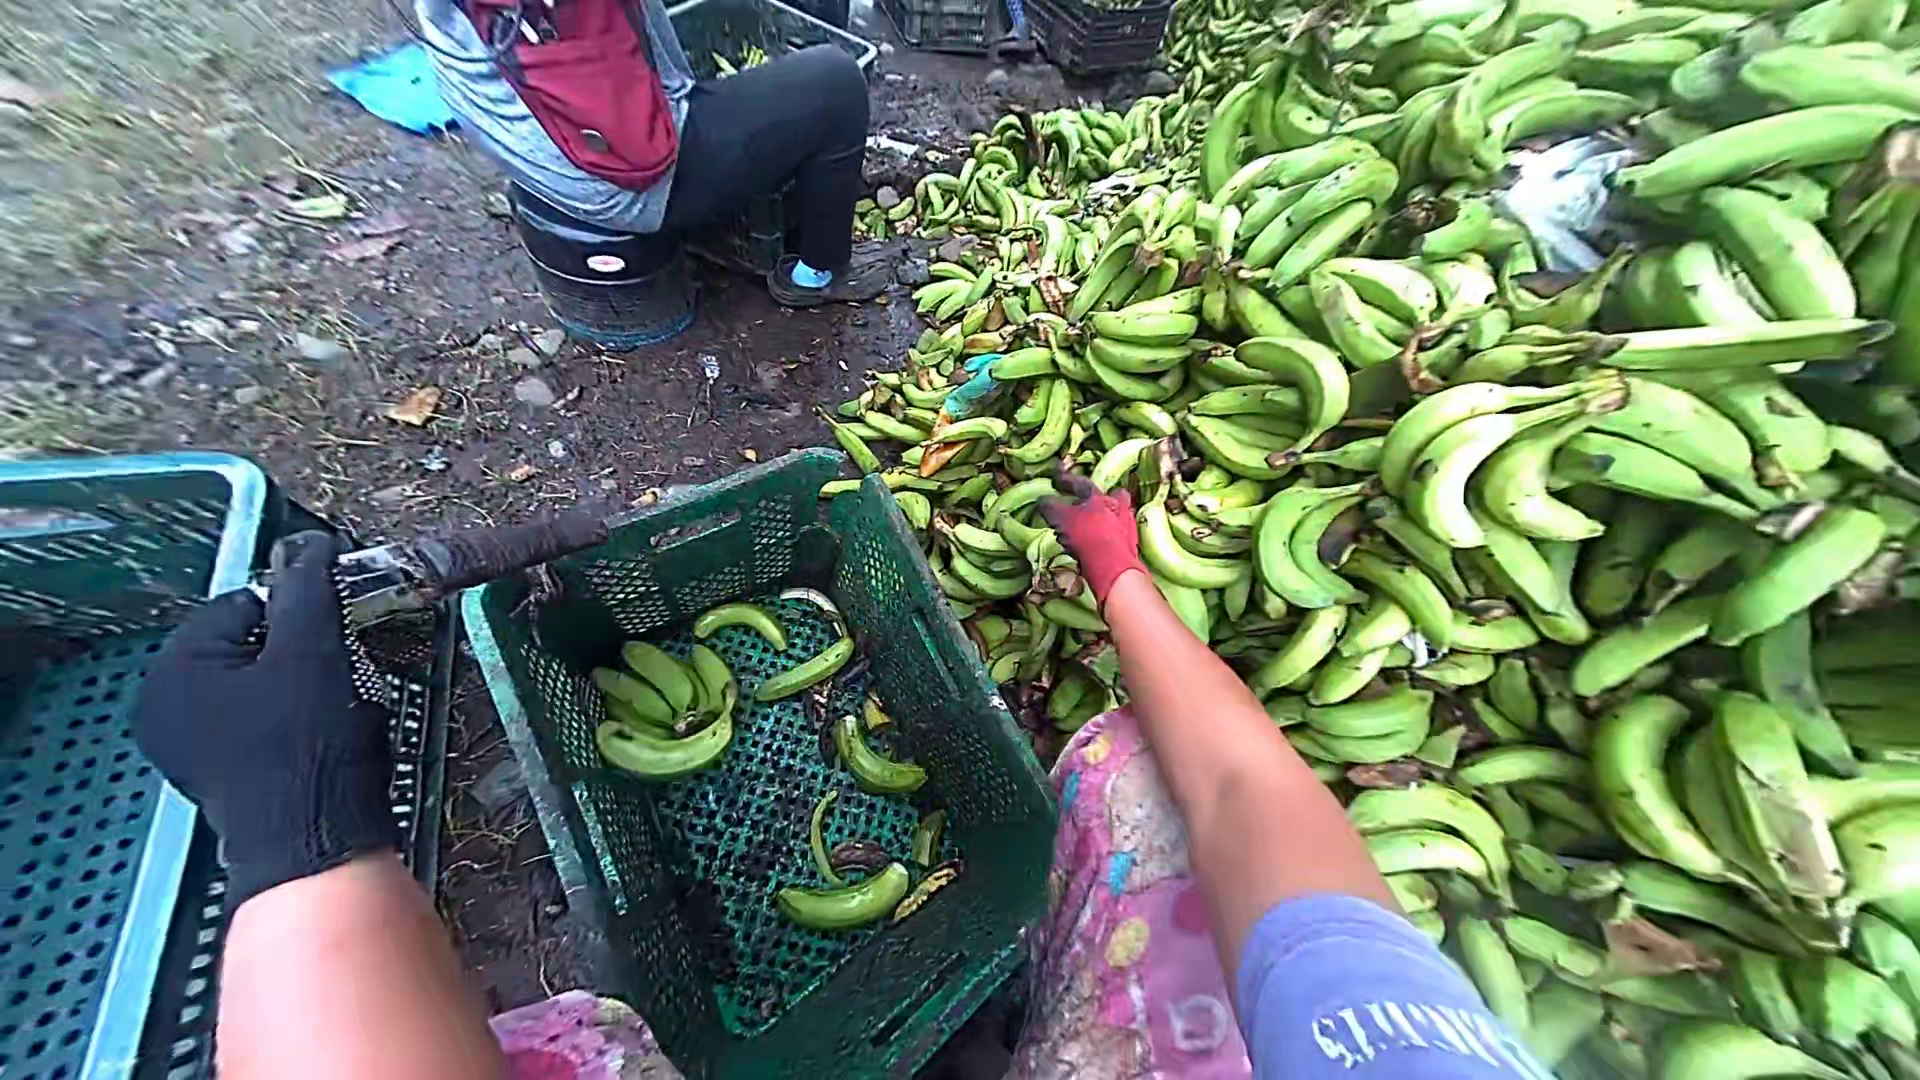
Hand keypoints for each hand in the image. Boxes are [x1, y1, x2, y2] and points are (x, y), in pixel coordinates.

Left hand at [135, 531, 395, 906]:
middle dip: (302, 647)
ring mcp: (187, 739)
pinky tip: (321, 729)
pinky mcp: (216, 764)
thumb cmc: (313, 734)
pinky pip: (257, 712)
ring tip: (339, 701)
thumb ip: (308, 594)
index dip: (302, 613)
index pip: (244, 603)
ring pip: (259, 677)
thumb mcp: (316, 654)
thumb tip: (309, 543)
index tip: (342, 636)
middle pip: (251, 641)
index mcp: (176, 668)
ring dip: (304, 678)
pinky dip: (294, 709)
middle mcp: (164, 701)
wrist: (316, 828)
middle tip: (344, 669)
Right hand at [1040, 471, 1146, 606]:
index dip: (1066, 481)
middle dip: (1099, 499)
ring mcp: (1128, 528)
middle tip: (1087, 504)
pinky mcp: (1131, 547)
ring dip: (1106, 518)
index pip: (1081, 484)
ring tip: (1091, 527)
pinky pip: (1118, 536)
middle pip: (1112, 496)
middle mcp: (1118, 508)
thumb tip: (1043, 500)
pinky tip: (1098, 546)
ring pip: (1118, 516)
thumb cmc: (1088, 538)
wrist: (1115, 568)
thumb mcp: (1062, 519)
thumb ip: (1051, 508)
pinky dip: (1108, 537)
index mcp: (1099, 498)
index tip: (1056, 479)